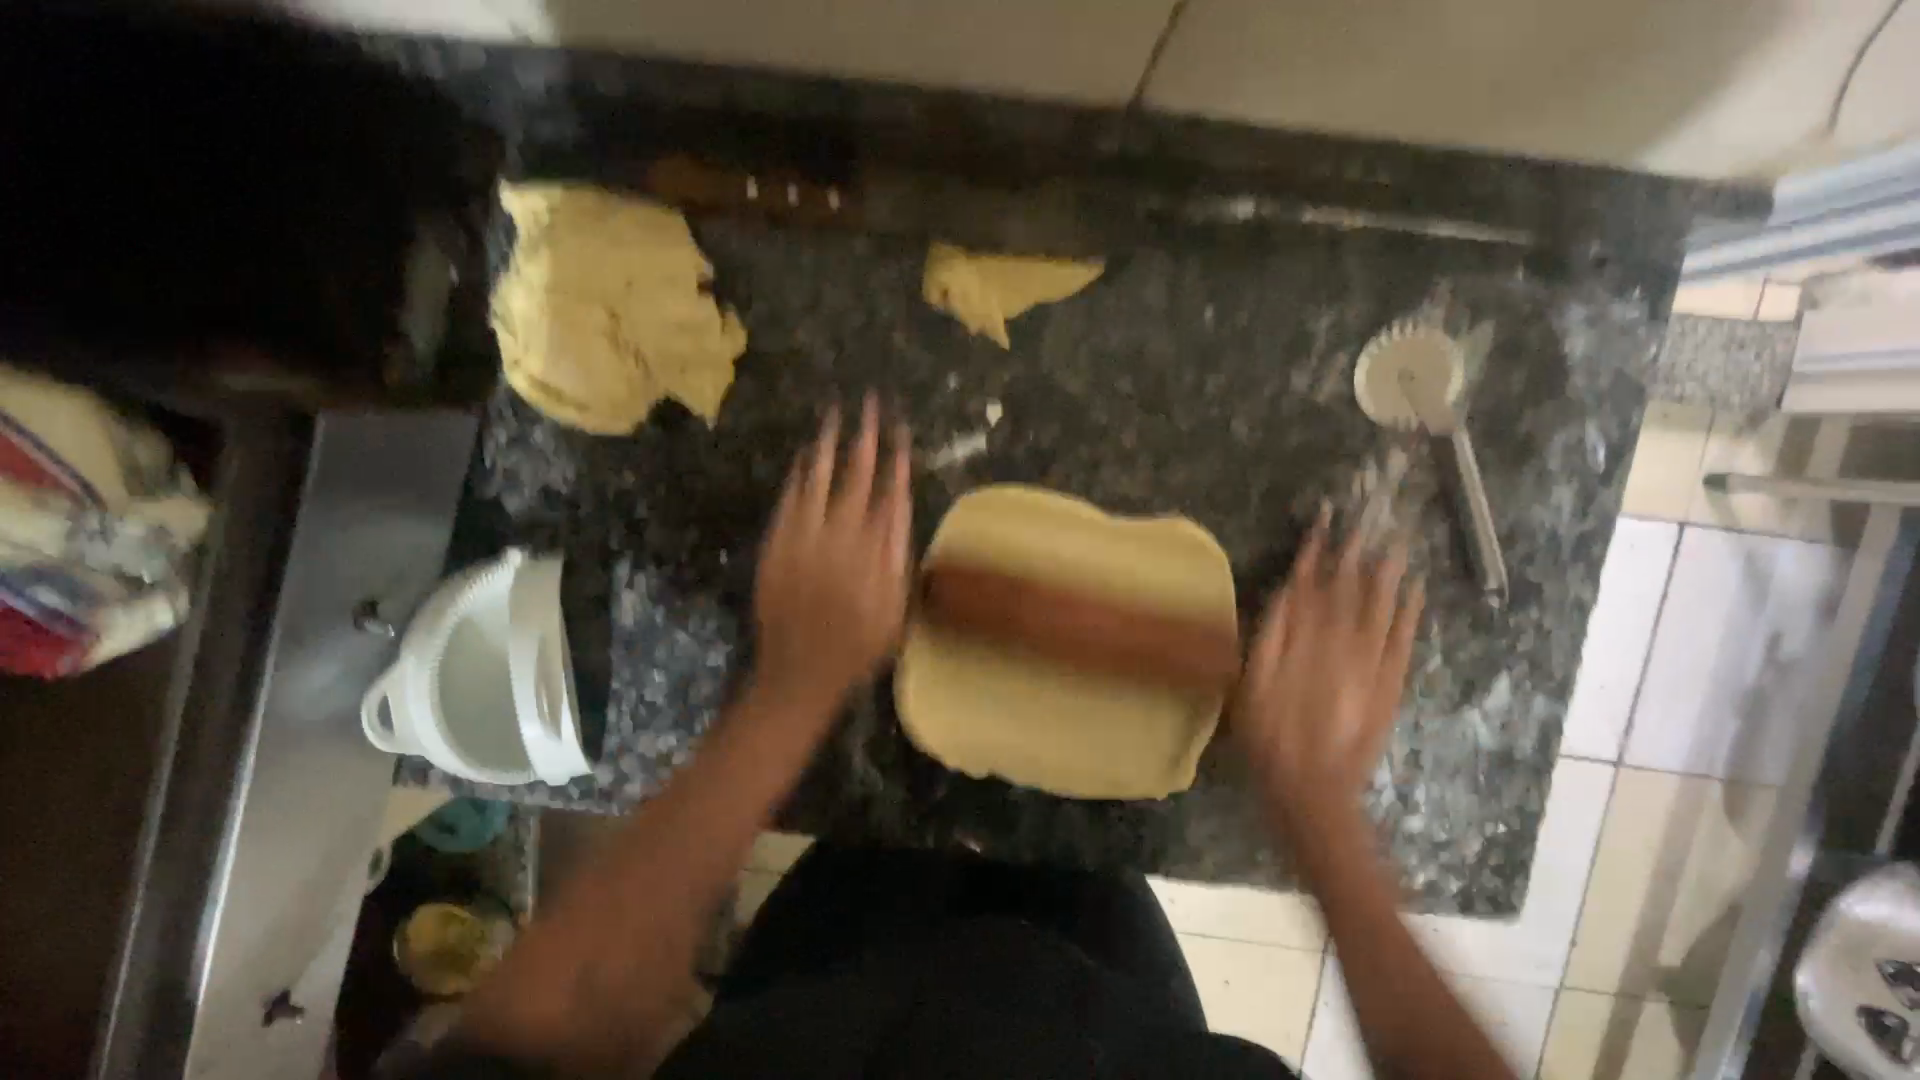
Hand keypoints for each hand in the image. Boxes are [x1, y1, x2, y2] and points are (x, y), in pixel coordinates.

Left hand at [752, 394, 912, 710]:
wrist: (802, 670)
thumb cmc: (858, 645)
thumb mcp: (895, 607)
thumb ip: (897, 552)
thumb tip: (901, 504)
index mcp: (874, 550)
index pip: (889, 491)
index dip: (895, 458)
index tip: (900, 429)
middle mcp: (841, 536)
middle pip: (855, 476)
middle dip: (865, 436)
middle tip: (871, 402)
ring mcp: (806, 538)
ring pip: (819, 480)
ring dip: (828, 444)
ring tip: (835, 412)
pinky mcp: (778, 545)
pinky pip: (789, 501)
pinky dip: (798, 476)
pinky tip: (806, 455)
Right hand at [1232, 507, 1422, 841]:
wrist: (1313, 788)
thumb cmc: (1269, 738)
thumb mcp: (1252, 686)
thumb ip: (1269, 636)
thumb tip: (1285, 591)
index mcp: (1302, 642)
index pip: (1311, 585)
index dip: (1318, 551)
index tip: (1325, 520)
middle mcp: (1340, 645)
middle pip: (1349, 590)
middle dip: (1356, 552)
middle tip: (1368, 518)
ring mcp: (1370, 664)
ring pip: (1381, 608)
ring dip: (1388, 574)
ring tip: (1395, 542)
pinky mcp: (1390, 684)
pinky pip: (1404, 641)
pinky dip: (1411, 614)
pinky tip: (1416, 590)